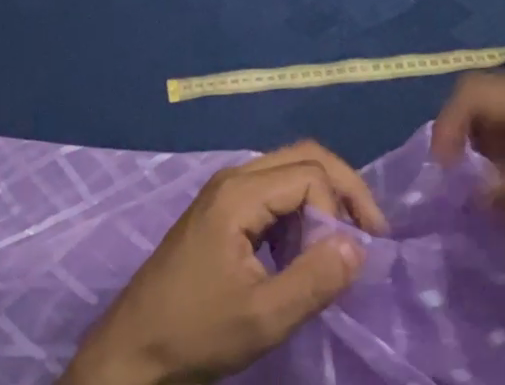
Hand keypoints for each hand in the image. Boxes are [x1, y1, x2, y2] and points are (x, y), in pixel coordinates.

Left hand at [60, 142, 386, 384]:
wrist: (135, 348)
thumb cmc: (197, 331)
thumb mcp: (264, 317)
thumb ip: (314, 279)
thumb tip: (358, 245)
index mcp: (239, 194)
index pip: (311, 175)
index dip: (342, 210)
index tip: (356, 256)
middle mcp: (232, 178)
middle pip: (303, 157)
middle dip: (343, 189)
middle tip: (369, 234)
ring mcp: (224, 192)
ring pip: (289, 170)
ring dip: (323, 199)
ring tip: (341, 245)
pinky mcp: (221, 210)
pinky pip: (273, 191)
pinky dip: (300, 210)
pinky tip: (305, 249)